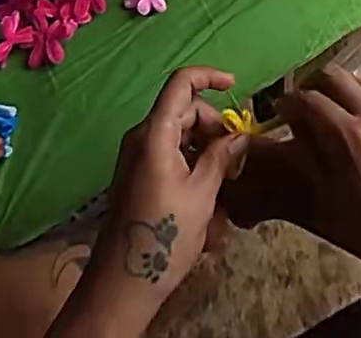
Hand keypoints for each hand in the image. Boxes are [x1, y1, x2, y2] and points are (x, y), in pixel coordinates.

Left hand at [57, 68, 246, 335]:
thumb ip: (221, 156)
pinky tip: (205, 181)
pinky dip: (189, 153)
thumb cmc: (164, 236)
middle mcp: (141, 136)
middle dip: (212, 120)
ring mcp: (136, 154)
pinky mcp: (136, 171)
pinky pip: (167, 147)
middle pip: (182, 108)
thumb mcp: (202, 194)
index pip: (181, 83)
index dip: (209, 76)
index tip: (234, 85)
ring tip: (224, 170)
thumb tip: (239, 135)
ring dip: (203, 140)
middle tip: (234, 149)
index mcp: (155, 133)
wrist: (120, 284)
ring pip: (176, 128)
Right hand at [278, 68, 360, 283]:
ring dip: (336, 86)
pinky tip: (358, 110)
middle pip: (331, 75)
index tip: (278, 111)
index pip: (308, 99)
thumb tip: (287, 132)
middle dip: (310, 86)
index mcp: (348, 137)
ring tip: (328, 108)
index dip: (287, 103)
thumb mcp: (327, 202)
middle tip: (301, 105)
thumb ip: (303, 160)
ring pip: (355, 77)